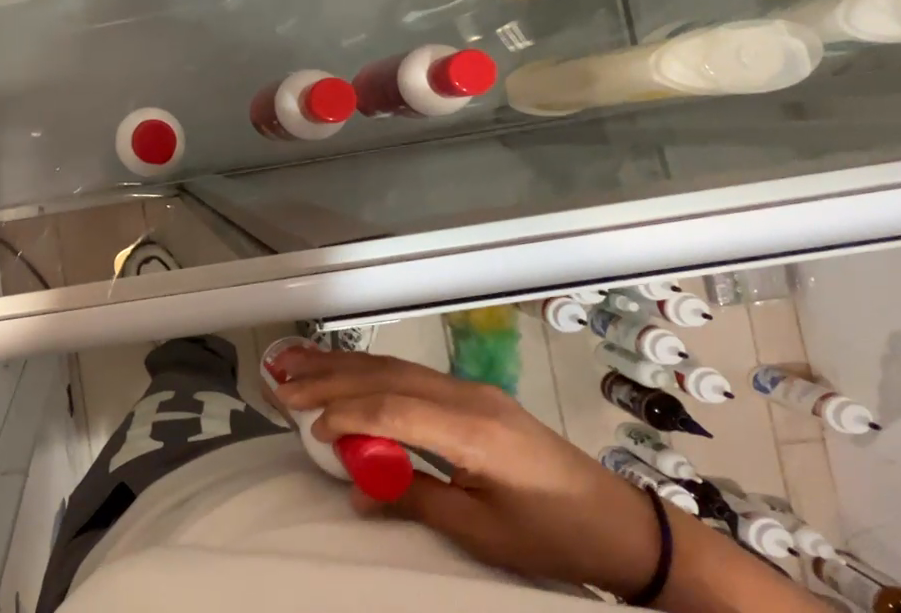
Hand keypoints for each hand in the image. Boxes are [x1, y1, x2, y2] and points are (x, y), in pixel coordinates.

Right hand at [272, 349, 660, 596]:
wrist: (621, 525)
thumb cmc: (554, 536)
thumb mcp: (482, 532)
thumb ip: (413, 500)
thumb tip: (355, 490)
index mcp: (474, 431)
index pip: (393, 409)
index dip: (347, 416)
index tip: (310, 430)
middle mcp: (467, 397)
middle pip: (384, 377)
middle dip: (328, 380)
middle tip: (279, 385)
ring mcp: (470, 390)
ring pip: (392, 368)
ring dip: (340, 367)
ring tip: (294, 365)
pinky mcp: (472, 395)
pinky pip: (408, 375)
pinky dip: (367, 372)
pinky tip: (342, 370)